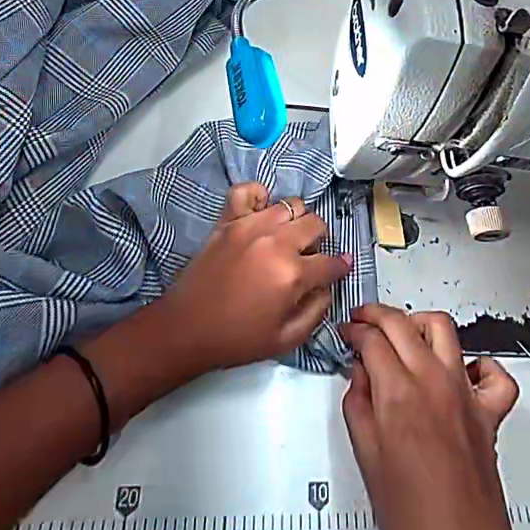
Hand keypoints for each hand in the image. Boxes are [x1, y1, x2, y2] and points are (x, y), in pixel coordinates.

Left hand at [149, 182, 351, 374]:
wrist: (189, 326)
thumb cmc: (237, 337)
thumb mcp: (287, 338)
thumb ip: (316, 311)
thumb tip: (326, 287)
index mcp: (292, 274)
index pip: (331, 262)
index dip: (340, 267)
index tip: (339, 268)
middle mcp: (275, 242)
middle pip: (314, 224)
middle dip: (320, 240)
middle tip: (309, 256)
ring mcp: (249, 225)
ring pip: (288, 205)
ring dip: (295, 221)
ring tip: (286, 238)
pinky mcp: (227, 219)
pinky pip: (247, 191)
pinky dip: (259, 196)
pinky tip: (262, 213)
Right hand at [341, 304, 518, 529]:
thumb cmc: (415, 519)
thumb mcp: (367, 454)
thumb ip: (358, 403)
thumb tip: (358, 377)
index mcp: (398, 394)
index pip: (370, 336)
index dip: (353, 330)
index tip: (348, 333)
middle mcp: (433, 384)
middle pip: (400, 321)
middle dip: (375, 314)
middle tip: (363, 321)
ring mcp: (465, 395)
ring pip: (443, 329)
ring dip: (418, 323)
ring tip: (404, 331)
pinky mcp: (489, 415)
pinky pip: (495, 375)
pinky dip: (480, 364)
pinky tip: (462, 368)